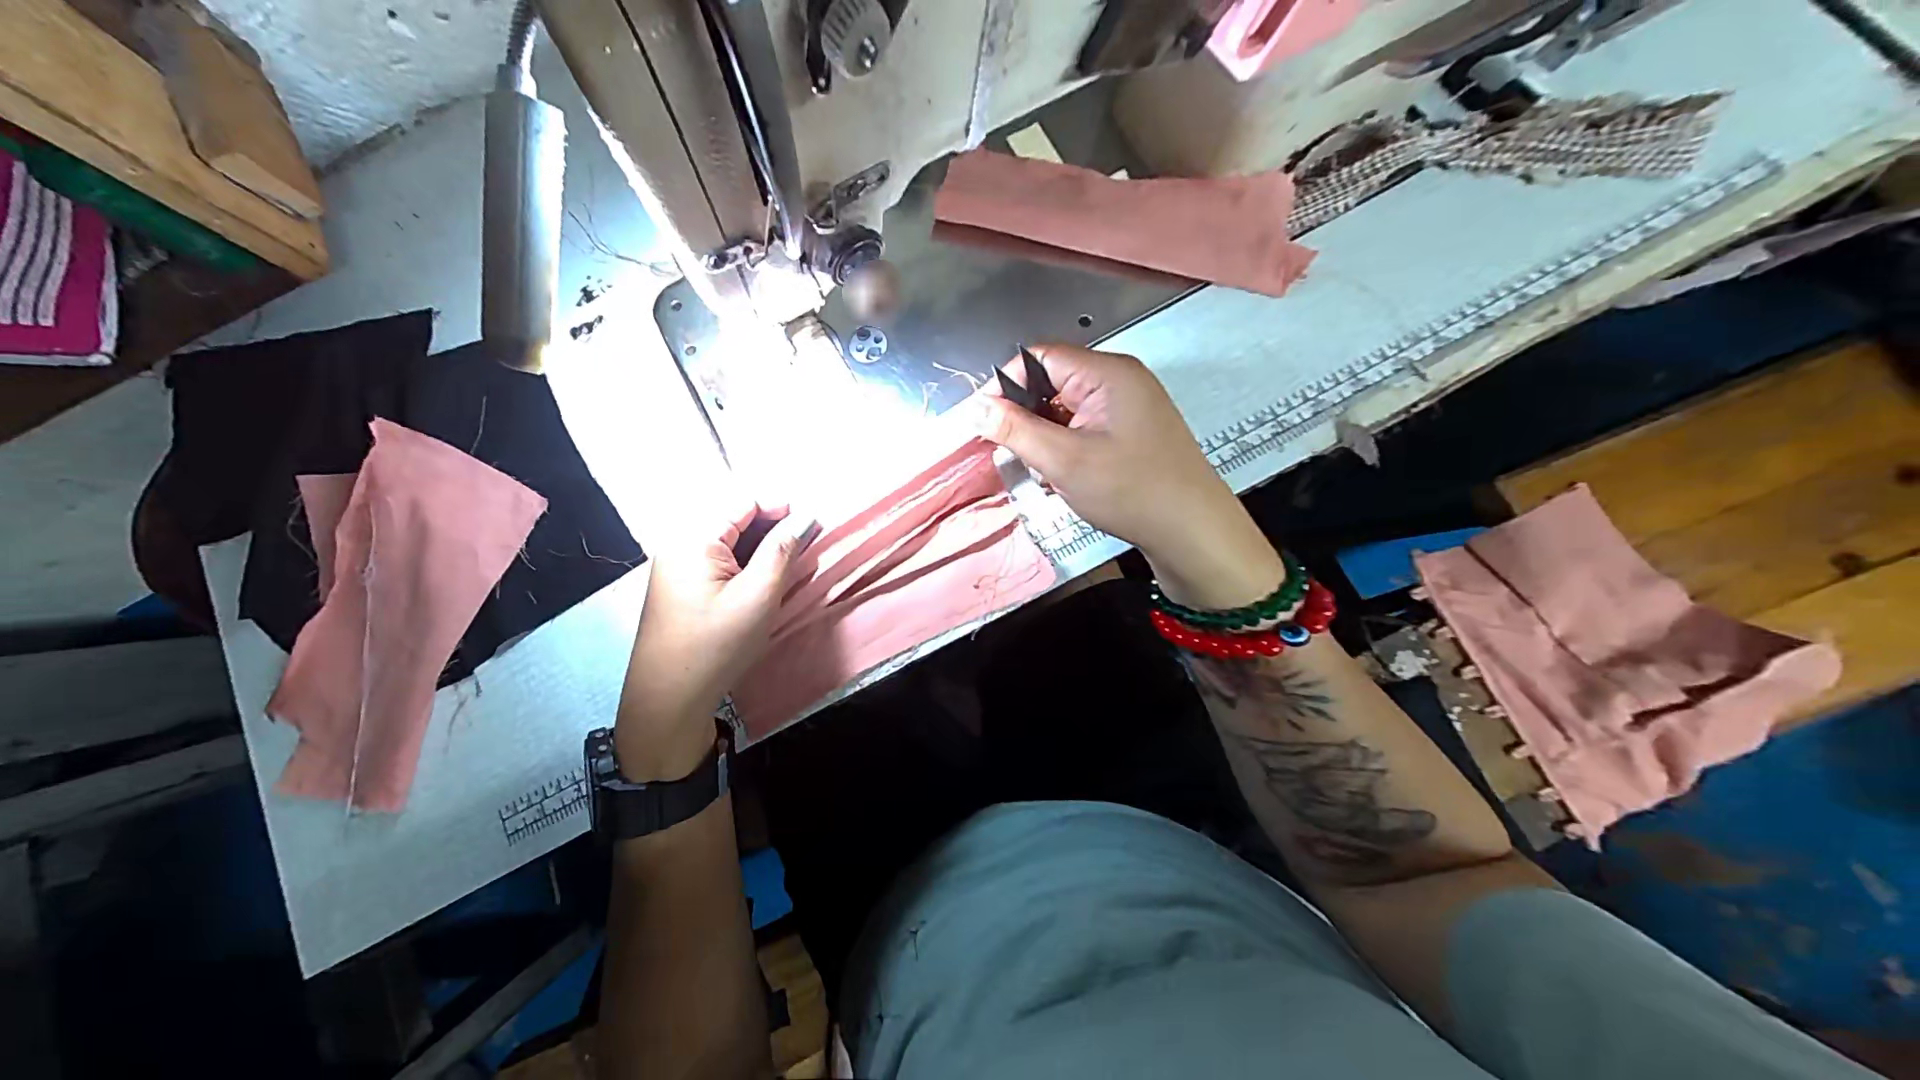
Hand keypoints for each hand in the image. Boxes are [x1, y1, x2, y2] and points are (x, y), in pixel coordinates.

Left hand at [616, 505, 816, 778]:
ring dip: (757, 542)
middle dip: (769, 523)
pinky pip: (714, 556)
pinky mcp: (677, 584)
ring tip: (786, 560)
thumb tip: (804, 518)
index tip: (812, 522)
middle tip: (802, 543)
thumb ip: (782, 550)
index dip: (780, 505)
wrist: (668, 698)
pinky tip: (760, 577)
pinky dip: (741, 559)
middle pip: (731, 514)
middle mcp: (677, 542)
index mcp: (693, 538)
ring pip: (724, 536)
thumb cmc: (716, 646)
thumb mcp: (759, 596)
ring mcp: (673, 564)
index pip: (741, 500)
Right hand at [968, 344, 1284, 610]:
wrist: (1192, 531)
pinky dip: (1067, 448)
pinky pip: (1084, 427)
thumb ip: (1015, 430)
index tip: (985, 420)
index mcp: (1107, 373)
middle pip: (1052, 383)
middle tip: (1020, 454)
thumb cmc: (1133, 492)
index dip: (1006, 384)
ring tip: (1050, 473)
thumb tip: (977, 407)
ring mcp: (1128, 406)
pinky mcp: (1131, 431)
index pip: (1039, 357)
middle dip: (1028, 417)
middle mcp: (1120, 380)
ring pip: (1065, 409)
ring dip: (1047, 438)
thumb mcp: (1064, 461)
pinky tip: (1067, 477)